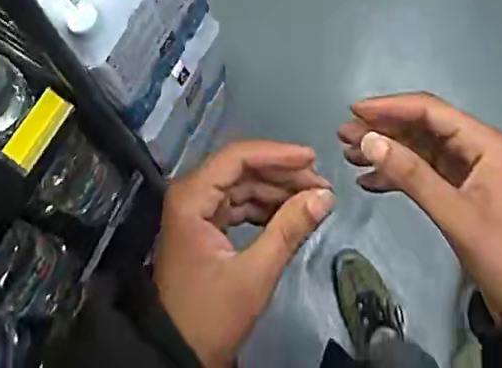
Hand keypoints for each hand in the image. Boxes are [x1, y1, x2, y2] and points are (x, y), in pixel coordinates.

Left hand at [154, 141, 335, 367]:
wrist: (177, 356)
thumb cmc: (211, 315)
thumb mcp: (254, 274)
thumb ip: (288, 230)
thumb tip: (324, 196)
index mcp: (191, 195)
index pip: (237, 158)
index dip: (277, 154)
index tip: (312, 158)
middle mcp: (190, 193)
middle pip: (240, 169)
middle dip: (281, 174)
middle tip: (320, 184)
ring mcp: (196, 209)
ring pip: (241, 185)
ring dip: (276, 190)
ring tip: (313, 199)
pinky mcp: (204, 226)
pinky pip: (237, 205)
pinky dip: (264, 207)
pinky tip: (291, 214)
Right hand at [338, 92, 501, 321]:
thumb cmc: (501, 253)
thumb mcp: (455, 214)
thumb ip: (411, 175)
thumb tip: (369, 140)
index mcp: (481, 142)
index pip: (428, 110)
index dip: (390, 107)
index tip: (355, 110)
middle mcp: (471, 146)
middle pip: (418, 125)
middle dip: (381, 128)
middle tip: (344, 134)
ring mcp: (462, 167)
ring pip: (414, 146)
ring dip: (383, 149)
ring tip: (349, 154)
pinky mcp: (455, 188)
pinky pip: (418, 170)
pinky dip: (393, 173)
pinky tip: (368, 181)